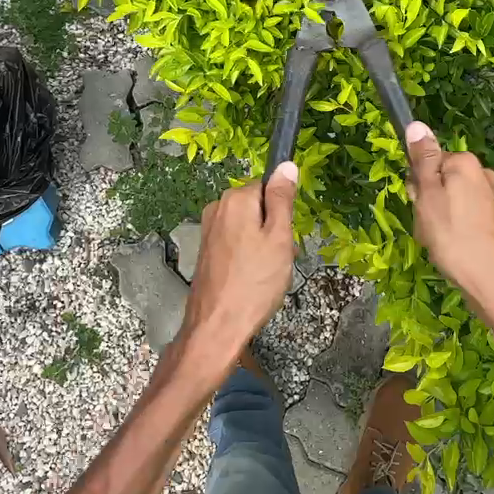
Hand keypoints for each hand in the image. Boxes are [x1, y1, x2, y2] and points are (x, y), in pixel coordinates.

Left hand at [178, 162, 298, 359]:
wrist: (216, 327)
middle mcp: (218, 207)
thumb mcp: (278, 237)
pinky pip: (236, 242)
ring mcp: (209, 229)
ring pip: (248, 226)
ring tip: (268, 274)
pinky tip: (253, 280)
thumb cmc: (254, 283)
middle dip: (273, 229)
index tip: (285, 236)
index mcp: (236, 199)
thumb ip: (282, 199)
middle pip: (257, 206)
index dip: (282, 211)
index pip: (268, 187)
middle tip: (280, 258)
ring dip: (262, 245)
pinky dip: (248, 257)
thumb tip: (286, 165)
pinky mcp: (206, 250)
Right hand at [405, 122, 493, 328]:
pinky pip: (466, 217)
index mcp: (466, 163)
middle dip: (429, 202)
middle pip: (441, 180)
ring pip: (452, 201)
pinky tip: (454, 250)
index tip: (418, 205)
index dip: (418, 184)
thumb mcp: (429, 196)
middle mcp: (483, 174)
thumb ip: (422, 161)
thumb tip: (416, 124)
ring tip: (440, 243)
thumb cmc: (454, 238)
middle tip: (428, 227)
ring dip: (440, 219)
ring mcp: (493, 198)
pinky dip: (456, 231)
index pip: (428, 162)